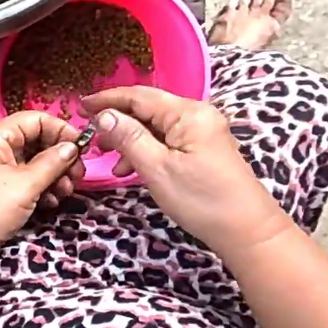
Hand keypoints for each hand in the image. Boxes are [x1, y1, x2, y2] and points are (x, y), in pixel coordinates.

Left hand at [0, 111, 85, 264]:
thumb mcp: (25, 185)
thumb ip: (52, 163)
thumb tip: (73, 147)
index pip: (36, 119)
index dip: (61, 131)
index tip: (83, 150)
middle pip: (38, 141)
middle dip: (60, 158)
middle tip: (78, 177)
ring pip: (36, 163)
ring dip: (55, 176)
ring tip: (65, 193)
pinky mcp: (2, 190)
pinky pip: (28, 181)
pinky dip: (43, 189)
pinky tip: (52, 203)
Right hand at [81, 86, 291, 254]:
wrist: (247, 232)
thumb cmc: (202, 201)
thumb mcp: (157, 169)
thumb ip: (128, 138)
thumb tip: (104, 115)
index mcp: (188, 114)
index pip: (139, 96)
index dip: (107, 99)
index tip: (81, 106)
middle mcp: (197, 114)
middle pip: (146, 108)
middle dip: (116, 119)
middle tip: (90, 135)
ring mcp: (202, 130)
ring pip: (154, 125)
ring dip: (128, 137)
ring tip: (107, 156)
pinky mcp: (202, 147)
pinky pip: (165, 138)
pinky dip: (144, 148)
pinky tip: (129, 167)